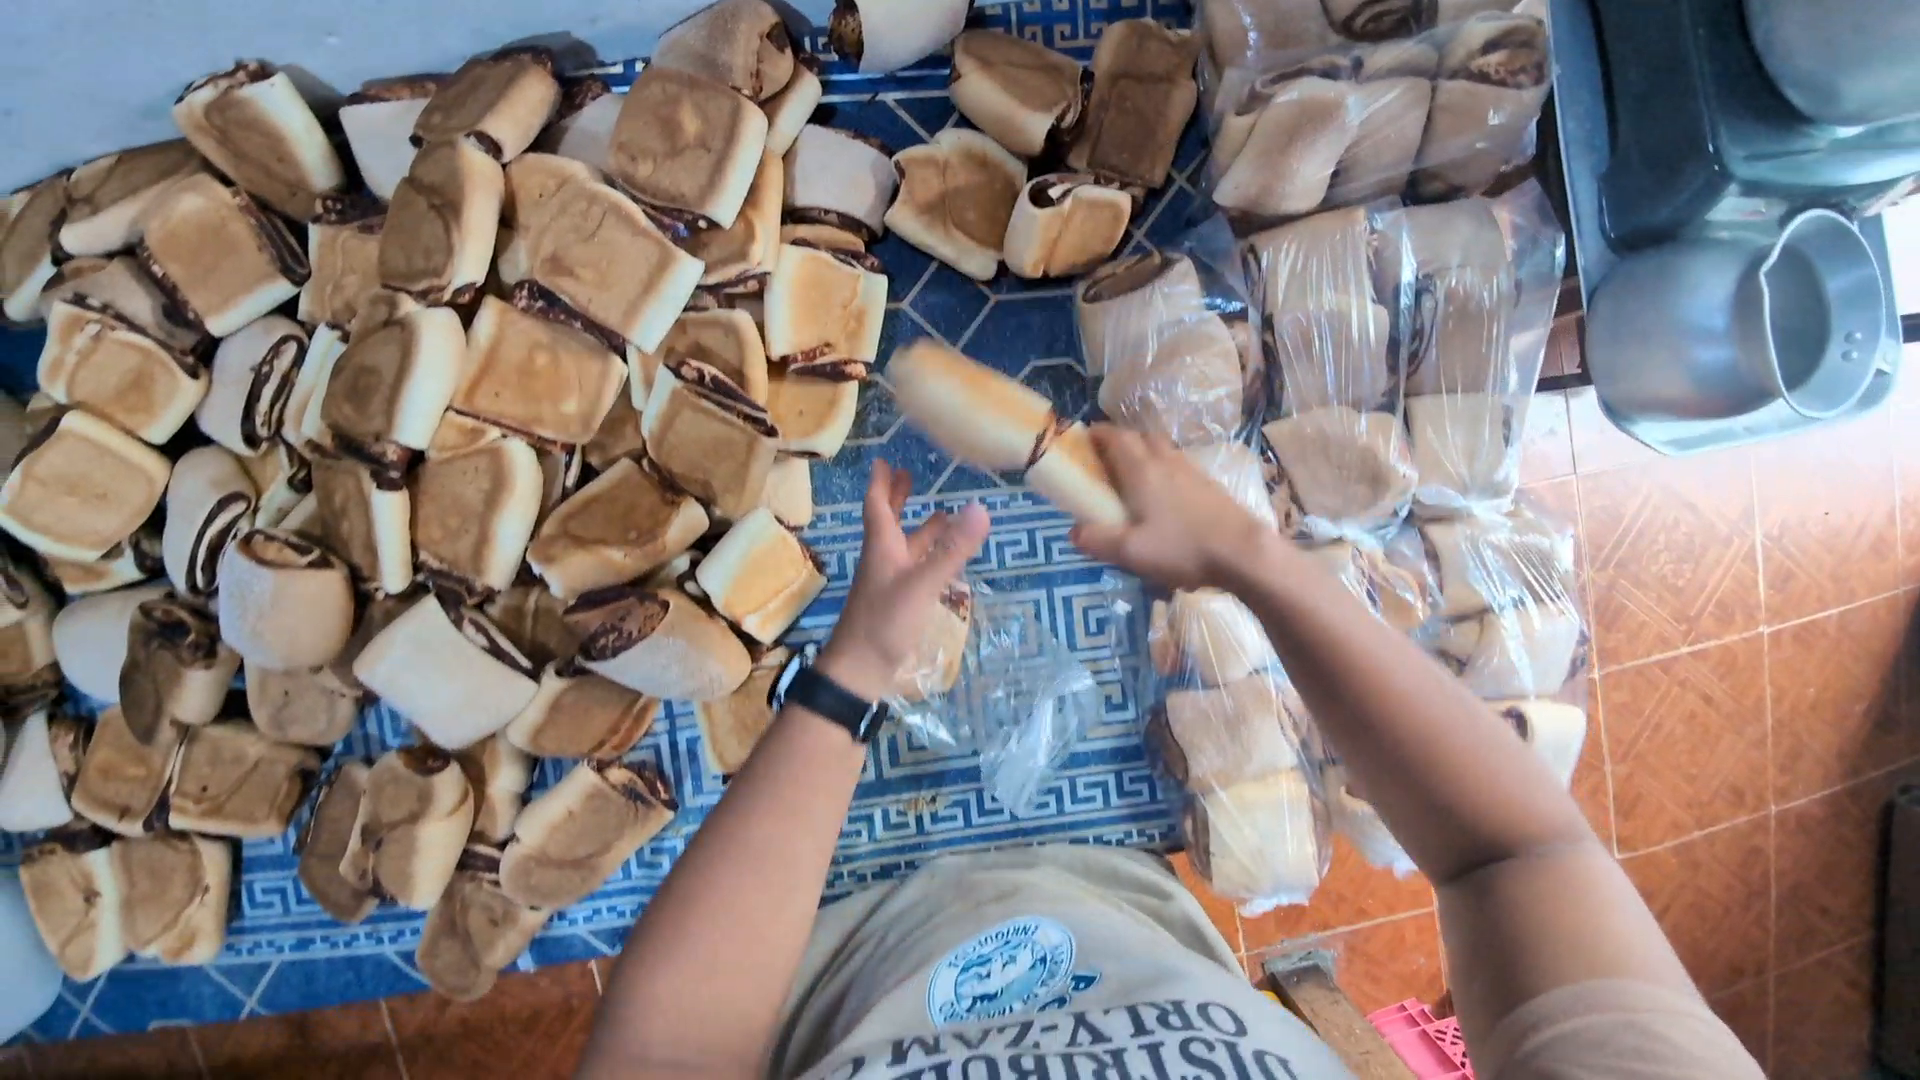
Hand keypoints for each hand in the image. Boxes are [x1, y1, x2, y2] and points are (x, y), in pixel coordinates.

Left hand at [820, 461, 989, 700]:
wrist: (859, 672)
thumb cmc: (884, 622)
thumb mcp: (922, 584)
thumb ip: (952, 549)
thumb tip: (981, 508)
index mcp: (883, 549)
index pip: (878, 507)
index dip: (882, 484)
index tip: (884, 462)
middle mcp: (884, 561)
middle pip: (889, 523)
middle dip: (898, 499)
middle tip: (909, 477)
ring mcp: (890, 584)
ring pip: (905, 548)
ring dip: (920, 530)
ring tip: (941, 515)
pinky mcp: (897, 605)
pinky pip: (914, 570)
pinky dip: (928, 558)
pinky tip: (942, 563)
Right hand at [1069, 425, 1275, 591]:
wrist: (1244, 553)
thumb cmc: (1182, 548)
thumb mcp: (1129, 551)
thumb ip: (1096, 539)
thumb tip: (1074, 531)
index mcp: (1142, 470)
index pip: (1115, 437)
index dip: (1096, 435)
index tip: (1082, 442)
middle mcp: (1166, 461)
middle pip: (1139, 437)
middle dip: (1118, 442)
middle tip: (1104, 463)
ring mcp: (1192, 471)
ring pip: (1161, 450)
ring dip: (1142, 454)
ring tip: (1131, 479)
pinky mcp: (1209, 485)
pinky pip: (1178, 466)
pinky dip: (1163, 470)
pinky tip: (1164, 497)